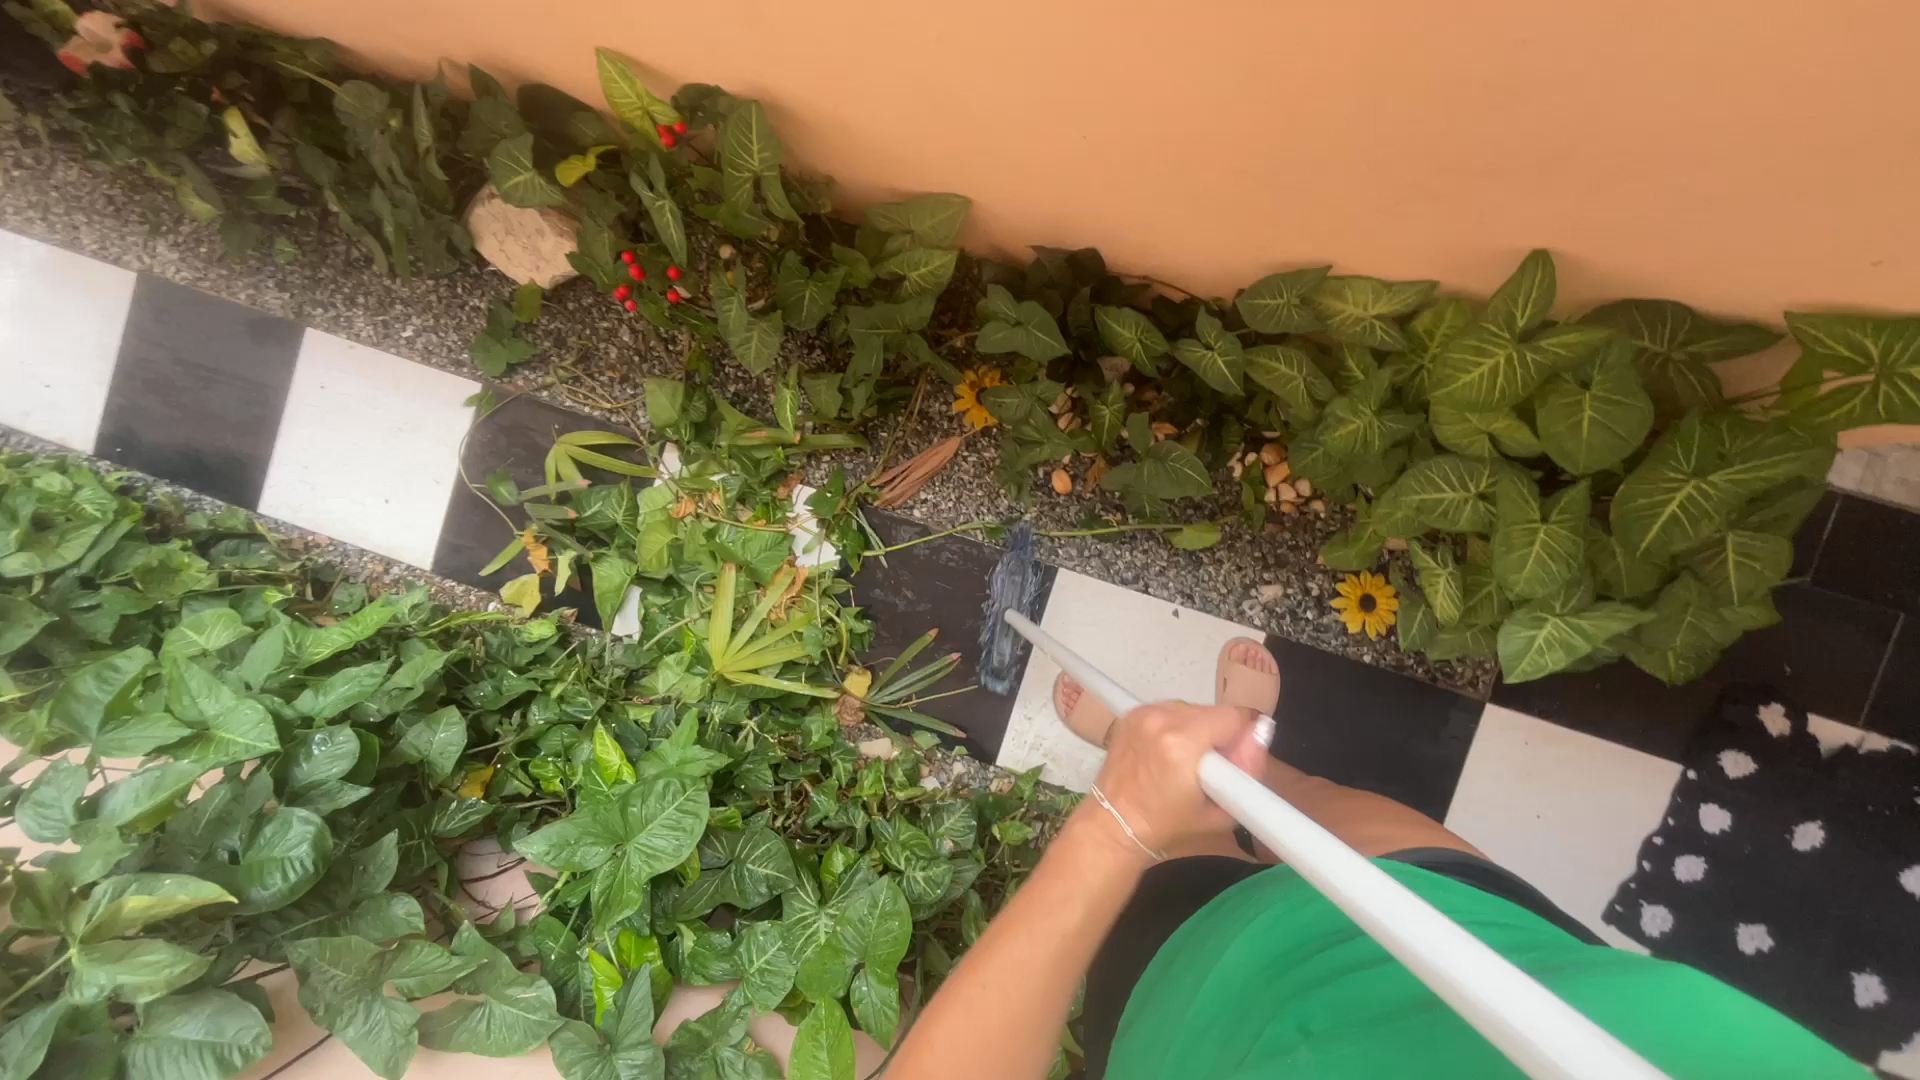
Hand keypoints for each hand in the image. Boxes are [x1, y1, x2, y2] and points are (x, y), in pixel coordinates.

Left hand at [1090, 702, 1272, 856]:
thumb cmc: (1168, 823)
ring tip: (1188, 761)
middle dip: (1219, 735)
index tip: (1233, 762)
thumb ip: (1248, 770)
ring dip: (1198, 729)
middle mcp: (1160, 719)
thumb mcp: (1222, 811)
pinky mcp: (1130, 713)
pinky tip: (1169, 752)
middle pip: (1212, 711)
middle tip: (1211, 768)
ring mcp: (1142, 713)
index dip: (1242, 738)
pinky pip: (1168, 711)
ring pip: (1190, 709)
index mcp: (1182, 742)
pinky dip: (1175, 726)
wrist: (1116, 821)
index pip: (1234, 717)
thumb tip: (1261, 732)